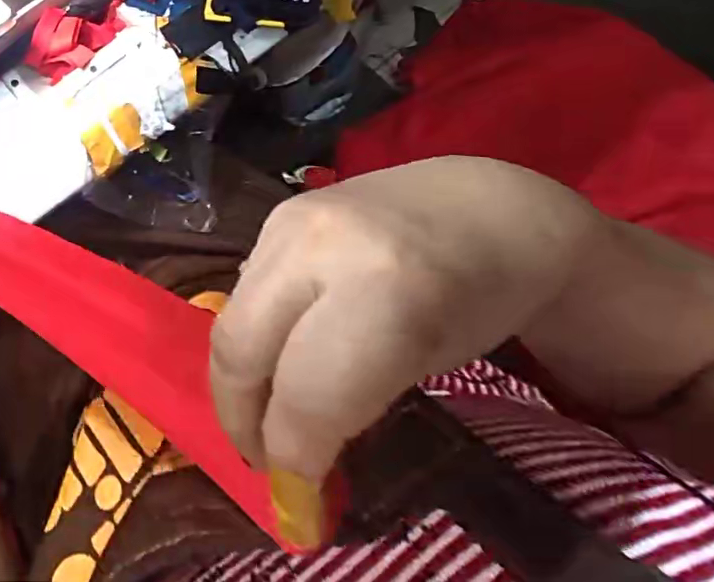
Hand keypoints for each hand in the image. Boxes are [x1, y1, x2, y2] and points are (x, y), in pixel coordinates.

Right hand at [210, 157, 600, 482]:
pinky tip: (273, 361)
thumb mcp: (439, 364)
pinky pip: (241, 292)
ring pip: (230, 319)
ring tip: (263, 419)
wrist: (478, 204)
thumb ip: (358, 406)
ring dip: (237, 382)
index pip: (310, 389)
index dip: (293, 456)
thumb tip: (296, 469)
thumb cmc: (483, 297)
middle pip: (243, 347)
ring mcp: (285, 223)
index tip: (296, 508)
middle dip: (239, 418)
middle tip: (262, 464)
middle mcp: (318, 245)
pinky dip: (249, 340)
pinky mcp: (269, 217)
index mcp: (385, 288)